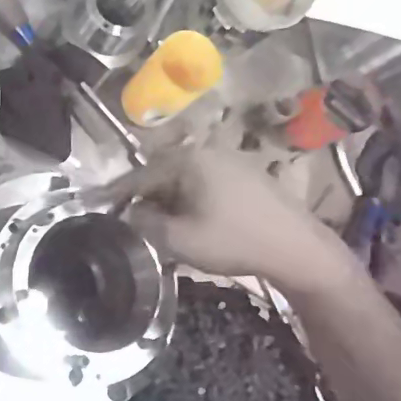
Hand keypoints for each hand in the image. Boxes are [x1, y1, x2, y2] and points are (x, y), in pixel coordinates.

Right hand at [112, 148, 361, 293]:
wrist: (298, 249)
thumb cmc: (234, 242)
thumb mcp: (178, 239)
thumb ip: (144, 223)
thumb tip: (132, 212)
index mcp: (188, 160)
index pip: (140, 175)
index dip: (118, 194)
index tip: (102, 209)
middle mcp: (208, 151)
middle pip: (163, 172)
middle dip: (146, 196)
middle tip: (133, 221)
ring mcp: (232, 160)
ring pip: (185, 177)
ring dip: (169, 199)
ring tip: (161, 224)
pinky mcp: (248, 174)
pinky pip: (206, 181)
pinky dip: (191, 197)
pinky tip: (193, 220)